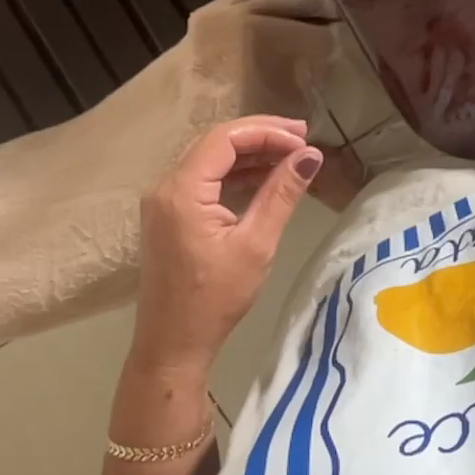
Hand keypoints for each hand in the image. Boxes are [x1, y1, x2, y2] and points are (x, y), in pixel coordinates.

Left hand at [131, 116, 323, 375]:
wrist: (173, 343)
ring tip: (291, 155)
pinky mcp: (169, 215)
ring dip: (250, 153)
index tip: (304, 141)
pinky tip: (265, 177)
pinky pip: (204, 179)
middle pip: (215, 142)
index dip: (267, 132)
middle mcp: (165, 187)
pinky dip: (235, 173)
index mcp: (181, 191)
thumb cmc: (216, 298)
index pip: (225, 139)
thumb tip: (310, 155)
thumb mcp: (256, 243)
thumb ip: (282, 193)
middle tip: (303, 139)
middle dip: (261, 136)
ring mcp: (164, 201)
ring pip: (210, 159)